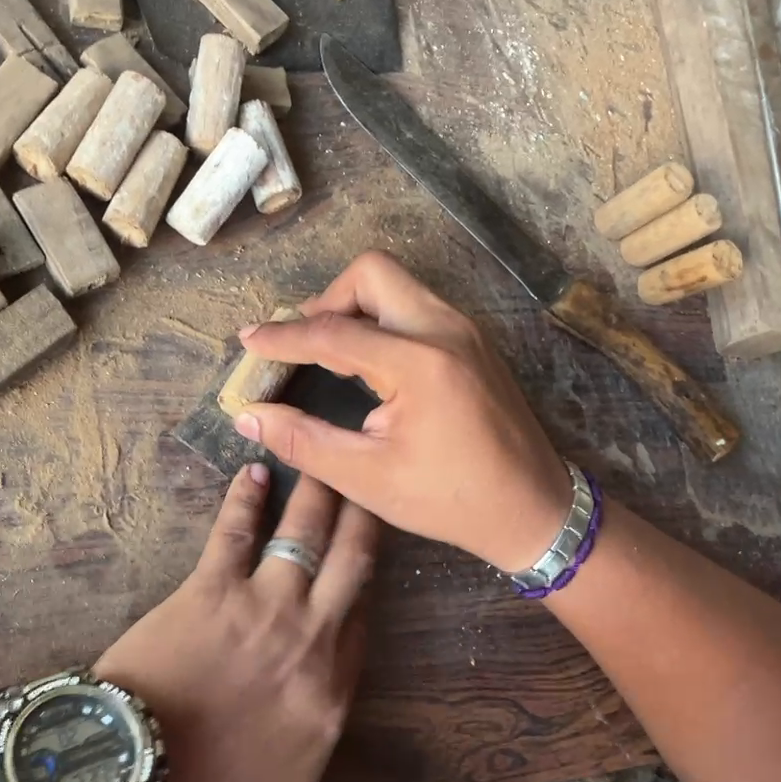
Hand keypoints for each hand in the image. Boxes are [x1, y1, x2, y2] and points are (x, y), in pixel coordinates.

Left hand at [95, 465, 432, 781]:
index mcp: (330, 693)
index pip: (366, 622)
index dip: (373, 584)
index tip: (382, 550)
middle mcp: (307, 638)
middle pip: (350, 564)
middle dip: (364, 516)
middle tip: (371, 472)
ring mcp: (258, 606)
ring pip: (302, 537)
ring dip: (318, 494)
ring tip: (327, 456)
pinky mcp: (206, 590)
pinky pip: (233, 532)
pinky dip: (245, 499)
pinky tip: (255, 471)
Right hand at [231, 251, 569, 572]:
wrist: (533, 508)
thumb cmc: (450, 499)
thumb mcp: (367, 479)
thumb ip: (303, 441)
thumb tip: (249, 415)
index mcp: (419, 363)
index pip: (333, 331)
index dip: (282, 336)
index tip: (247, 340)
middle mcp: (445, 329)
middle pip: (371, 273)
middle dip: (326, 299)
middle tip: (304, 344)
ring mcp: (465, 329)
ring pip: (396, 283)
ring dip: (354, 306)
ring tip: (329, 352)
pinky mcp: (473, 339)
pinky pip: (415, 303)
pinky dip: (380, 318)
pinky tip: (368, 361)